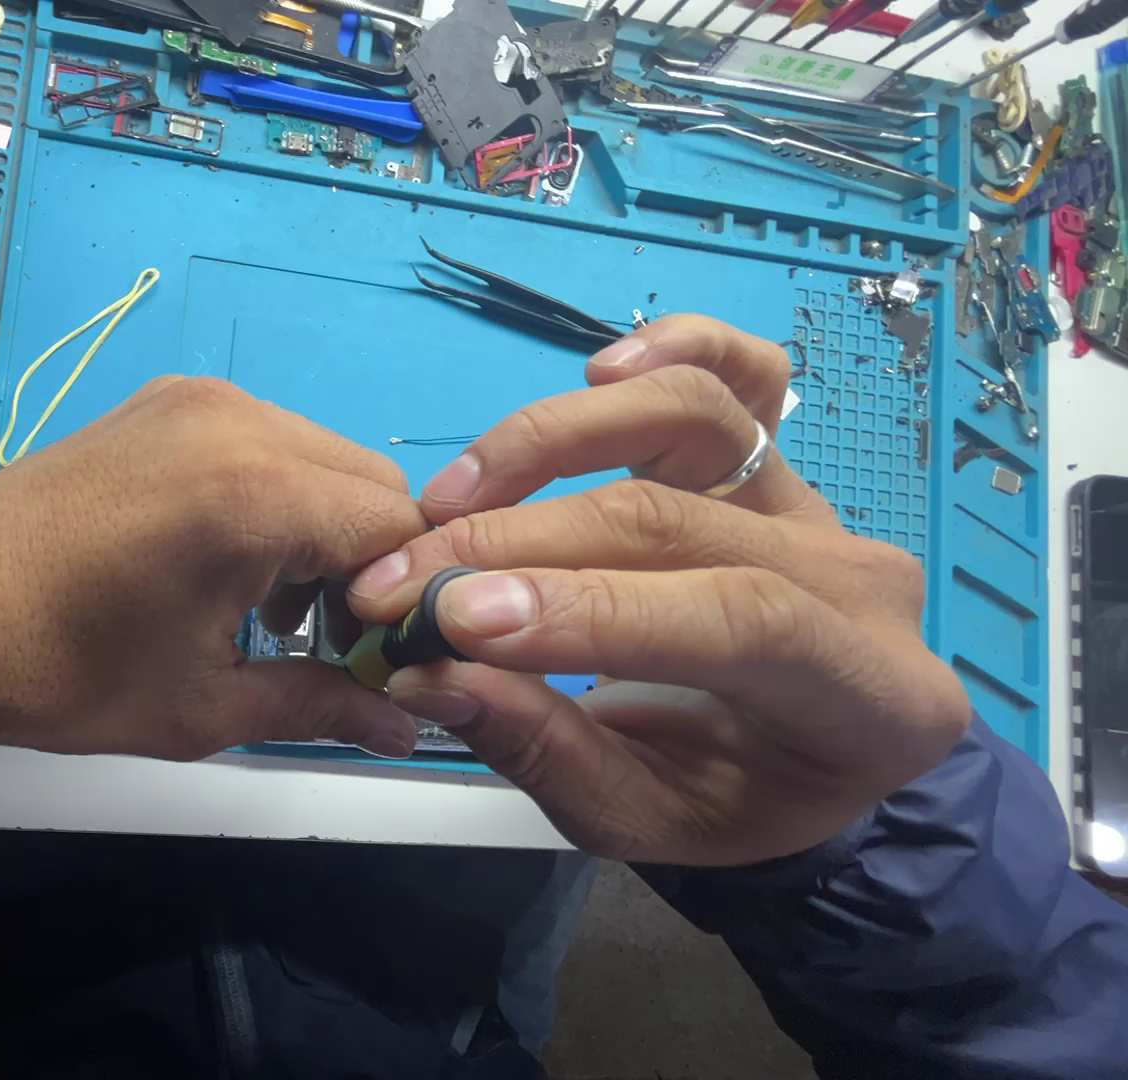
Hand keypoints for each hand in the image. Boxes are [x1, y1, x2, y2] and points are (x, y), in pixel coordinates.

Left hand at [0, 376, 426, 759]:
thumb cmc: (55, 673)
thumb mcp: (198, 706)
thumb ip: (318, 706)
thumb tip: (405, 727)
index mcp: (252, 492)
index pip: (399, 528)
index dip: (404, 599)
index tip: (372, 657)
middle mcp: (235, 419)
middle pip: (367, 482)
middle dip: (366, 562)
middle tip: (317, 633)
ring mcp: (193, 399)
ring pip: (316, 458)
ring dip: (321, 528)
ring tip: (265, 602)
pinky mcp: (158, 401)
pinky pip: (261, 442)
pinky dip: (274, 496)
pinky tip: (223, 555)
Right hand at [347, 317, 971, 864]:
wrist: (777, 756)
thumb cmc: (713, 796)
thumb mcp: (628, 815)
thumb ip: (536, 747)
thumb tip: (421, 675)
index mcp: (864, 696)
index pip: (734, 622)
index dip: (581, 608)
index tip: (449, 616)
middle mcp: (854, 577)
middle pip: (669, 518)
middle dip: (508, 544)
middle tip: (394, 580)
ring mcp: (810, 504)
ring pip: (694, 417)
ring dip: (548, 444)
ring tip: (448, 497)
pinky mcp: (767, 461)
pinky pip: (745, 374)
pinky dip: (676, 350)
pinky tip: (601, 369)